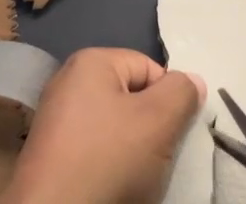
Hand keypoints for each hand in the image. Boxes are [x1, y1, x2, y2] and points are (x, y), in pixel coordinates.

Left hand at [1, 48, 205, 203]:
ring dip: (133, 150)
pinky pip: (95, 148)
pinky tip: (113, 184)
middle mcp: (69, 81)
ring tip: (134, 175)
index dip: (168, 100)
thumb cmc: (107, 158)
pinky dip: (109, 164)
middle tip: (155, 156)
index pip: (149, 68)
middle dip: (151, 126)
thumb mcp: (157, 122)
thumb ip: (181, 95)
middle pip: (131, 98)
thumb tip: (192, 80)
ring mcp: (57, 118)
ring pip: (115, 127)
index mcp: (90, 62)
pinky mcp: (53, 152)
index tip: (172, 133)